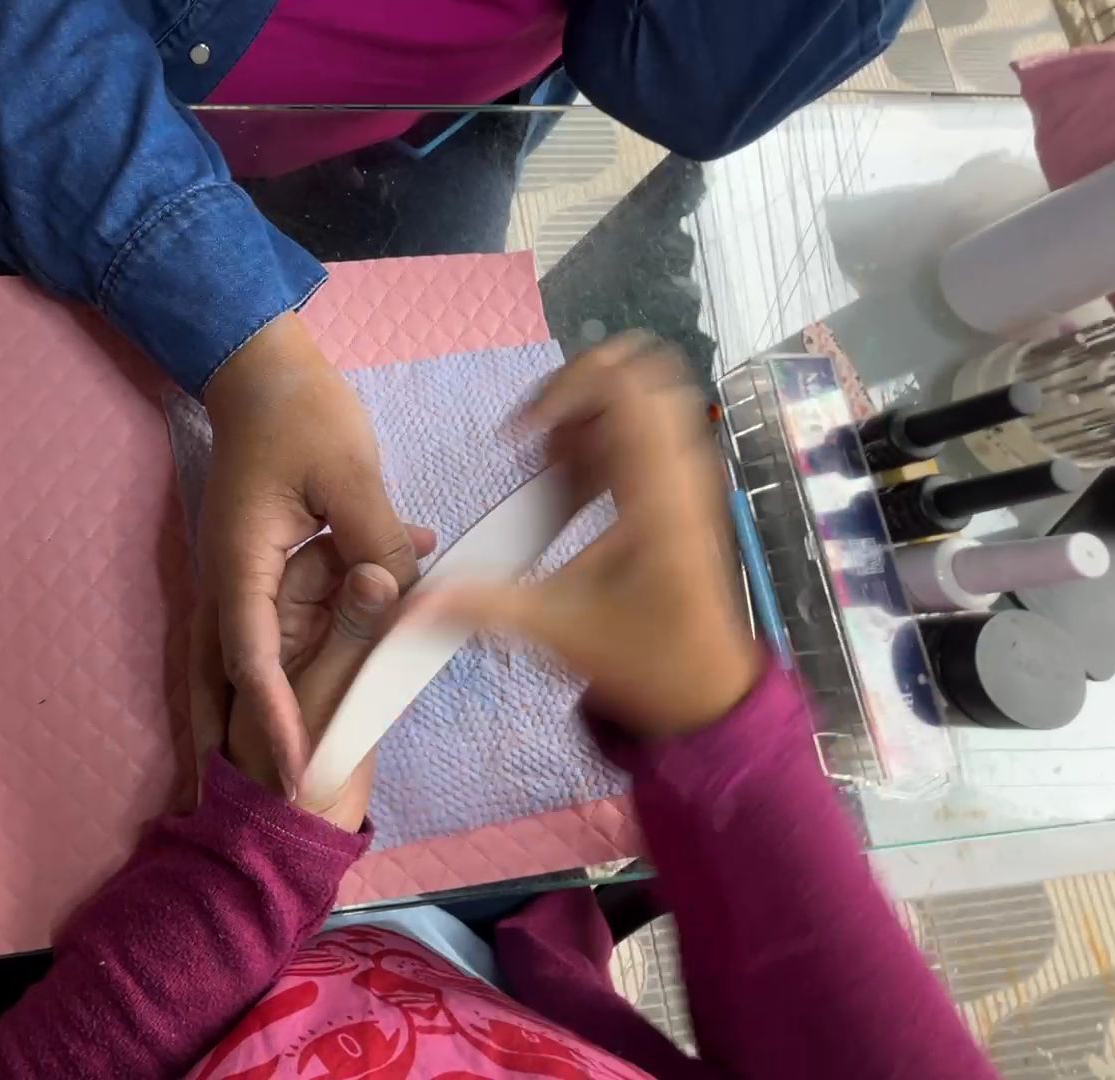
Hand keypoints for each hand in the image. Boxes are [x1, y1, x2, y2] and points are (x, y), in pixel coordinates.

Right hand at [191, 314, 421, 795]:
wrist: (259, 370)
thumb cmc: (300, 413)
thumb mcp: (350, 473)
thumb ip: (377, 543)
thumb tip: (404, 602)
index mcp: (242, 563)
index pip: (253, 659)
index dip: (276, 720)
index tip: (298, 771)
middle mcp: (225, 578)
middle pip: (217, 673)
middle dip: (230, 735)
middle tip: (244, 793)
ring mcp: (232, 570)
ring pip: (228, 654)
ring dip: (238, 708)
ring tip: (250, 761)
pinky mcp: (249, 560)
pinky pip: (256, 623)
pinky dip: (268, 661)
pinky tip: (314, 670)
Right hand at [416, 335, 761, 736]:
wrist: (702, 691)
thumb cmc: (645, 658)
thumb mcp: (555, 631)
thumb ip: (481, 607)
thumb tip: (412, 603)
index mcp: (656, 498)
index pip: (628, 390)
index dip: (564, 392)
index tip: (520, 436)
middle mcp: (675, 474)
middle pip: (636, 374)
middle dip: (572, 393)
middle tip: (533, 439)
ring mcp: (676, 478)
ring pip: (634, 399)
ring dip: (579, 417)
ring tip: (543, 468)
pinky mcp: (667, 490)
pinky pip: (631, 432)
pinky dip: (590, 438)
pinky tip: (561, 484)